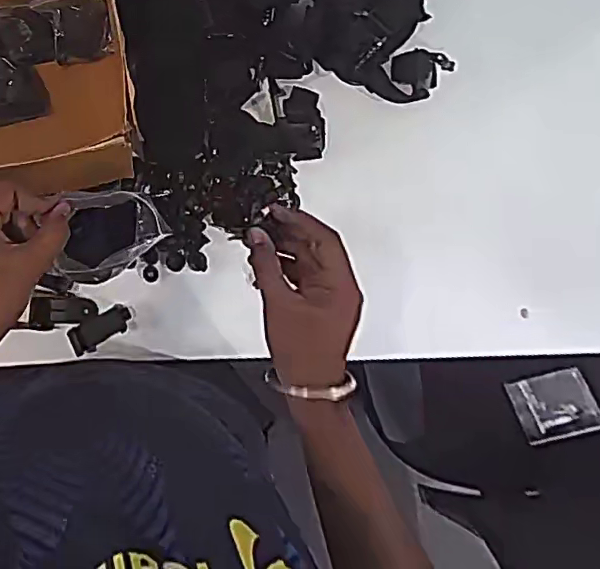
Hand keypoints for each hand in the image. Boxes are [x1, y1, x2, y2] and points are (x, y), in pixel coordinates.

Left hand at [0, 182, 69, 358]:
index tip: (53, 217)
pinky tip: (15, 264)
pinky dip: (7, 244)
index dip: (37, 202)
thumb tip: (63, 212)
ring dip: (19, 233)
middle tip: (41, 241)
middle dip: (28, 220)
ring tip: (28, 257)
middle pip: (4, 203)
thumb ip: (53, 231)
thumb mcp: (31, 263)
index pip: (10, 189)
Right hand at [247, 204, 361, 388]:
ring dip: (285, 248)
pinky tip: (266, 263)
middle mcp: (340, 286)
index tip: (278, 211)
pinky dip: (285, 265)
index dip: (299, 220)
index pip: (323, 238)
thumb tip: (259, 237)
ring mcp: (331, 294)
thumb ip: (266, 264)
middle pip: (316, 246)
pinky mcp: (320, 301)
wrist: (309, 388)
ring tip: (260, 242)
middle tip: (265, 223)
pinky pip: (304, 273)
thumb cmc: (302, 354)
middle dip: (289, 232)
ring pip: (308, 258)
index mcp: (340, 284)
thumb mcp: (279, 302)